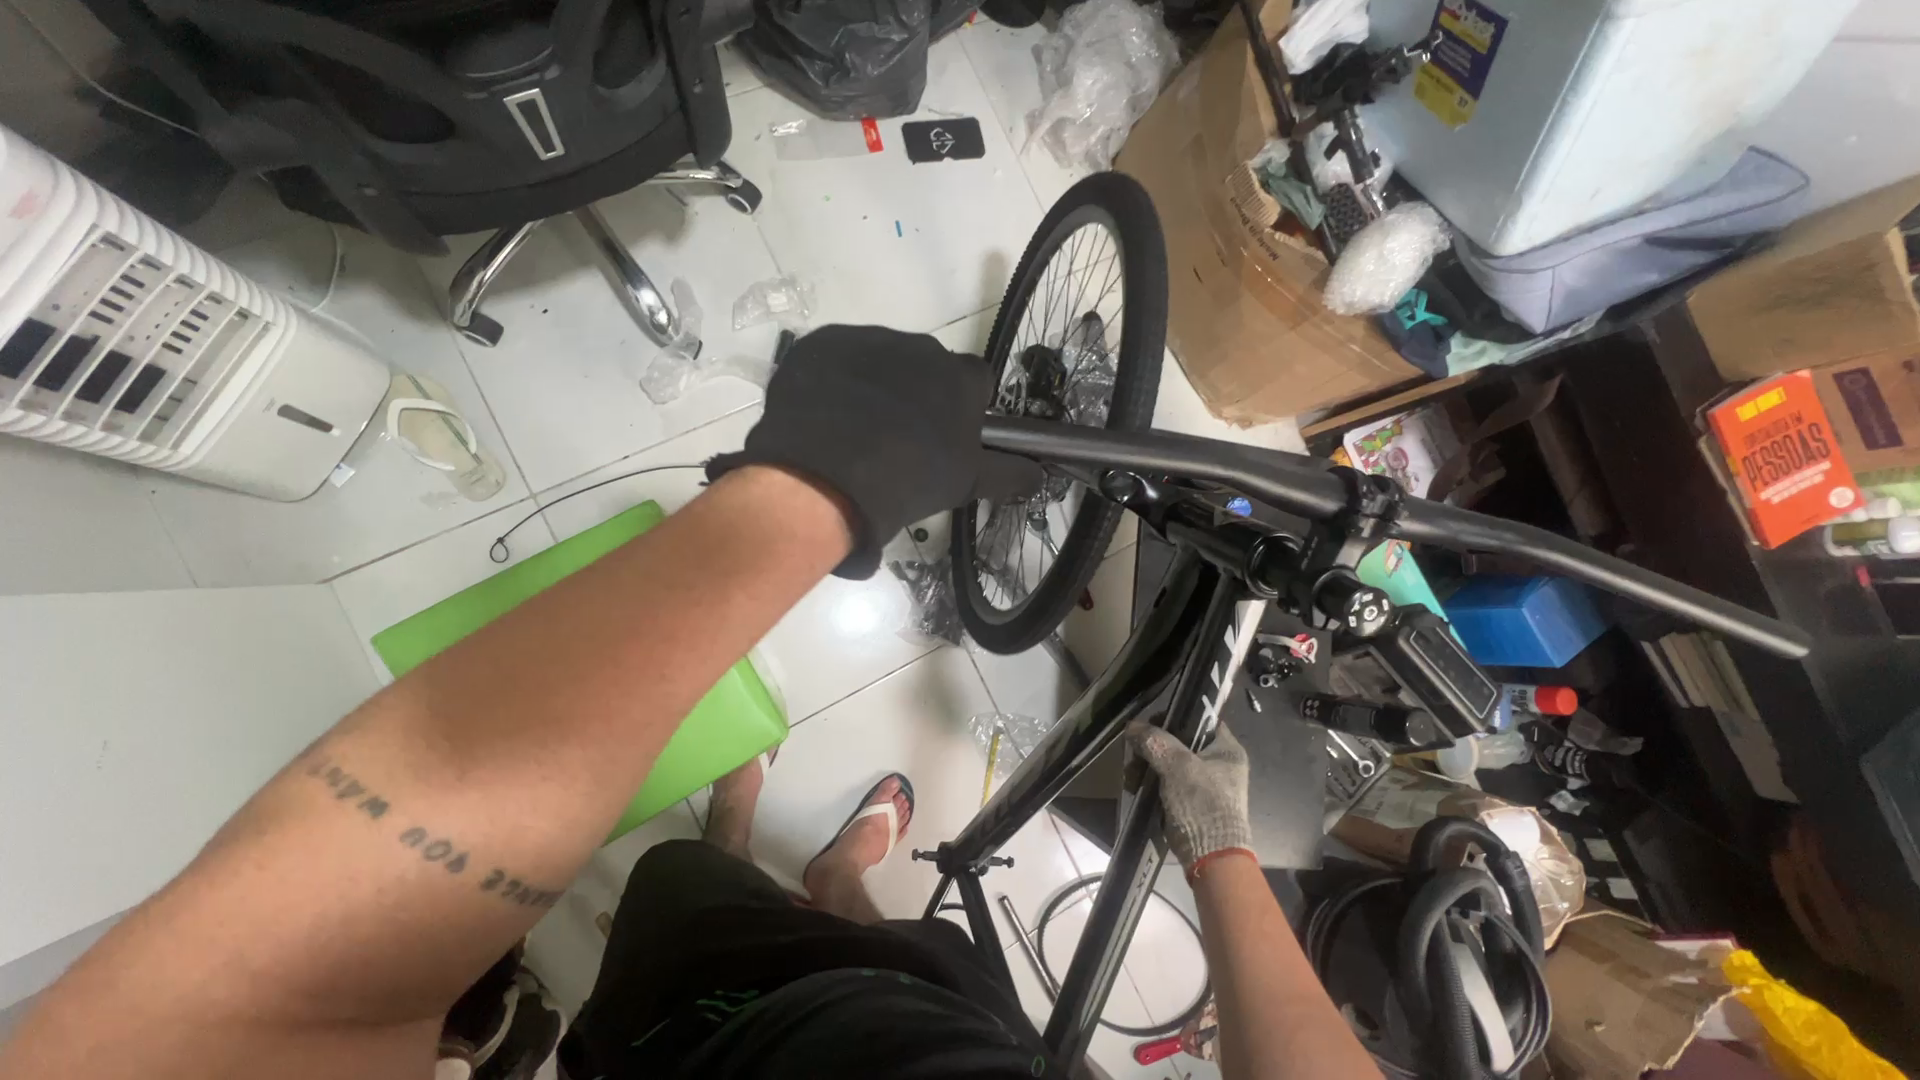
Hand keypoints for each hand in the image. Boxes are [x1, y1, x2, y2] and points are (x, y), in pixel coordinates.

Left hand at [708, 325, 1041, 577]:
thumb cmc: (909, 479)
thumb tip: (1039, 476)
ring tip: (852, 433)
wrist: (825, 478)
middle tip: (896, 440)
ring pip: (878, 360)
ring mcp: (867, 339)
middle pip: (925, 367)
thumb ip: (1008, 474)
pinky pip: (834, 359)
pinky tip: (822, 418)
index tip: (944, 437)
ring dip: (873, 387)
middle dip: (915, 395)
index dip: (960, 408)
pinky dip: (832, 381)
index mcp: (960, 377)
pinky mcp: (821, 343)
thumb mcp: (967, 484)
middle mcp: (919, 346)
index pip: (974, 381)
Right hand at [1127, 720, 1254, 872]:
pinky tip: (1136, 787)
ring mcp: (1205, 782)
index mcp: (1226, 748)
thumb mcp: (1177, 766)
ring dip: (1146, 766)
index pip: (1199, 718)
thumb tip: (1132, 726)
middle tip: (1134, 757)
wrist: (1211, 857)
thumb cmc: (1202, 804)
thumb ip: (1155, 741)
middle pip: (1178, 740)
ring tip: (1131, 779)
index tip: (1149, 725)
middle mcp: (1218, 762)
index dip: (1173, 717)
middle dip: (1151, 748)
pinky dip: (1150, 781)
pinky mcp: (1191, 800)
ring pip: (1168, 761)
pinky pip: (1166, 780)